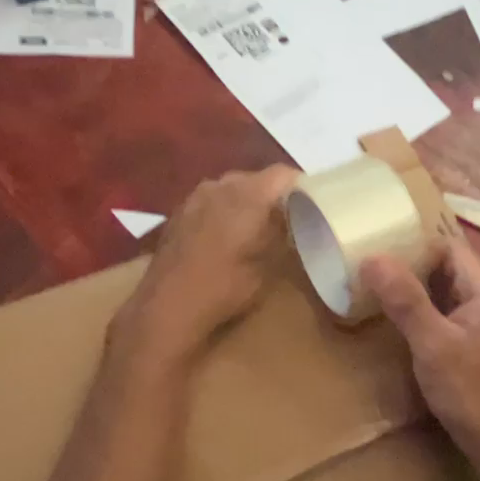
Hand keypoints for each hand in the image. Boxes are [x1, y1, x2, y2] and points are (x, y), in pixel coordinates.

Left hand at [113, 165, 299, 363]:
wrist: (168, 306)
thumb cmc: (225, 287)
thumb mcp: (268, 265)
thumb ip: (283, 233)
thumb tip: (293, 218)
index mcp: (248, 194)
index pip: (285, 174)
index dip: (301, 187)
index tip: (311, 206)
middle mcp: (221, 185)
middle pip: (257, 178)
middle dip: (273, 196)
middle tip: (286, 221)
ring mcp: (196, 195)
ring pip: (232, 188)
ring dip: (246, 203)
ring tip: (256, 229)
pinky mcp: (179, 211)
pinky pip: (211, 201)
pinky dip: (224, 211)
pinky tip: (225, 236)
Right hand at [360, 238, 479, 480]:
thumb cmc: (470, 392)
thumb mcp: (432, 344)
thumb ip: (405, 299)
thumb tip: (372, 257)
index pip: (448, 246)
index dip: (412, 246)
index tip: (375, 249)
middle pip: (447, 265)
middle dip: (409, 265)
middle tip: (367, 266)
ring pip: (446, 288)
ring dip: (414, 287)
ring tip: (374, 286)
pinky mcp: (478, 339)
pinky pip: (448, 310)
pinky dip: (423, 308)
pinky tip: (398, 316)